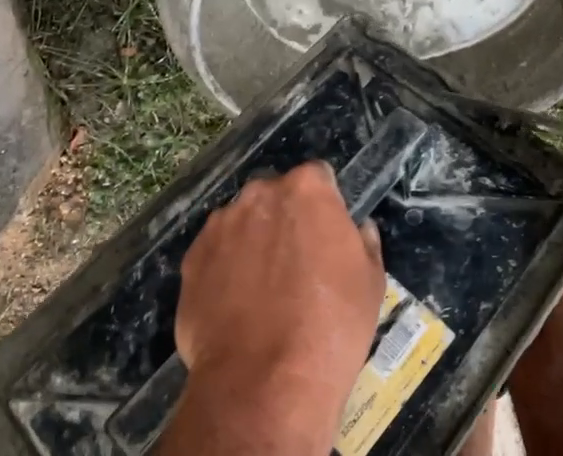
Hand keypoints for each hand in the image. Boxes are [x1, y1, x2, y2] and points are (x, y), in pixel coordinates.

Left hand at [161, 162, 384, 455]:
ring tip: (262, 291)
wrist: (265, 383)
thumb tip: (357, 230)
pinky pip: (214, 254)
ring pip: (242, 224)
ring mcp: (220, 226)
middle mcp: (259, 195)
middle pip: (275, 197)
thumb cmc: (332, 327)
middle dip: (284, 220)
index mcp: (307, 190)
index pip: (318, 178)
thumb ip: (363, 242)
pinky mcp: (191, 259)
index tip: (326, 235)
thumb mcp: (371, 282)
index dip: (324, 206)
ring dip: (252, 243)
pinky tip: (236, 307)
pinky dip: (224, 271)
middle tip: (296, 264)